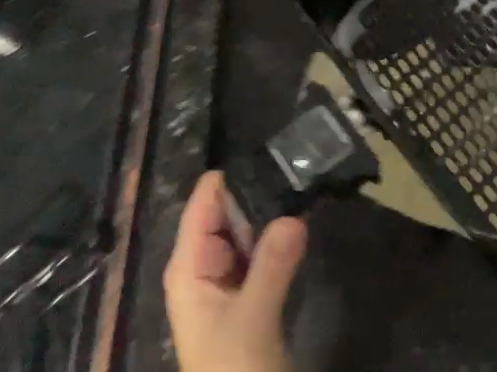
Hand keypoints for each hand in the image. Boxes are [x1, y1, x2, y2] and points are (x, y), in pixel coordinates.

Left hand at [164, 172, 307, 371]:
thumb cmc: (234, 370)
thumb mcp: (253, 320)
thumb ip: (272, 265)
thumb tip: (295, 213)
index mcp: (189, 266)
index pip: (203, 204)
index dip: (232, 176)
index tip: (272, 148)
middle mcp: (203, 264)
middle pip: (227, 211)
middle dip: (258, 191)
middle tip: (300, 164)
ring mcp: (227, 278)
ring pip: (248, 230)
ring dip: (272, 213)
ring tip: (307, 180)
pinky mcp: (249, 292)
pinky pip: (261, 250)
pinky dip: (279, 237)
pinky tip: (305, 219)